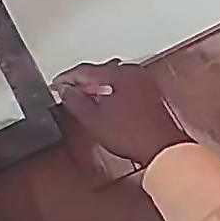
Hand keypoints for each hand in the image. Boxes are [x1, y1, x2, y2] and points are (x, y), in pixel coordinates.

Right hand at [52, 60, 190, 165]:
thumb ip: (74, 100)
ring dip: (97, 86)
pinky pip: (124, 85)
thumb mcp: (93, 119)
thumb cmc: (133, 135)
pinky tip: (104, 104)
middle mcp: (134, 73)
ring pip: (113, 77)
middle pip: (100, 70)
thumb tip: (65, 90)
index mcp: (119, 73)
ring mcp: (145, 82)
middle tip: (67, 89)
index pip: (85, 70)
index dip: (66, 78)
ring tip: (83, 97)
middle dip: (82, 80)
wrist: (163, 150)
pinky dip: (111, 91)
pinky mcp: (151, 94)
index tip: (56, 84)